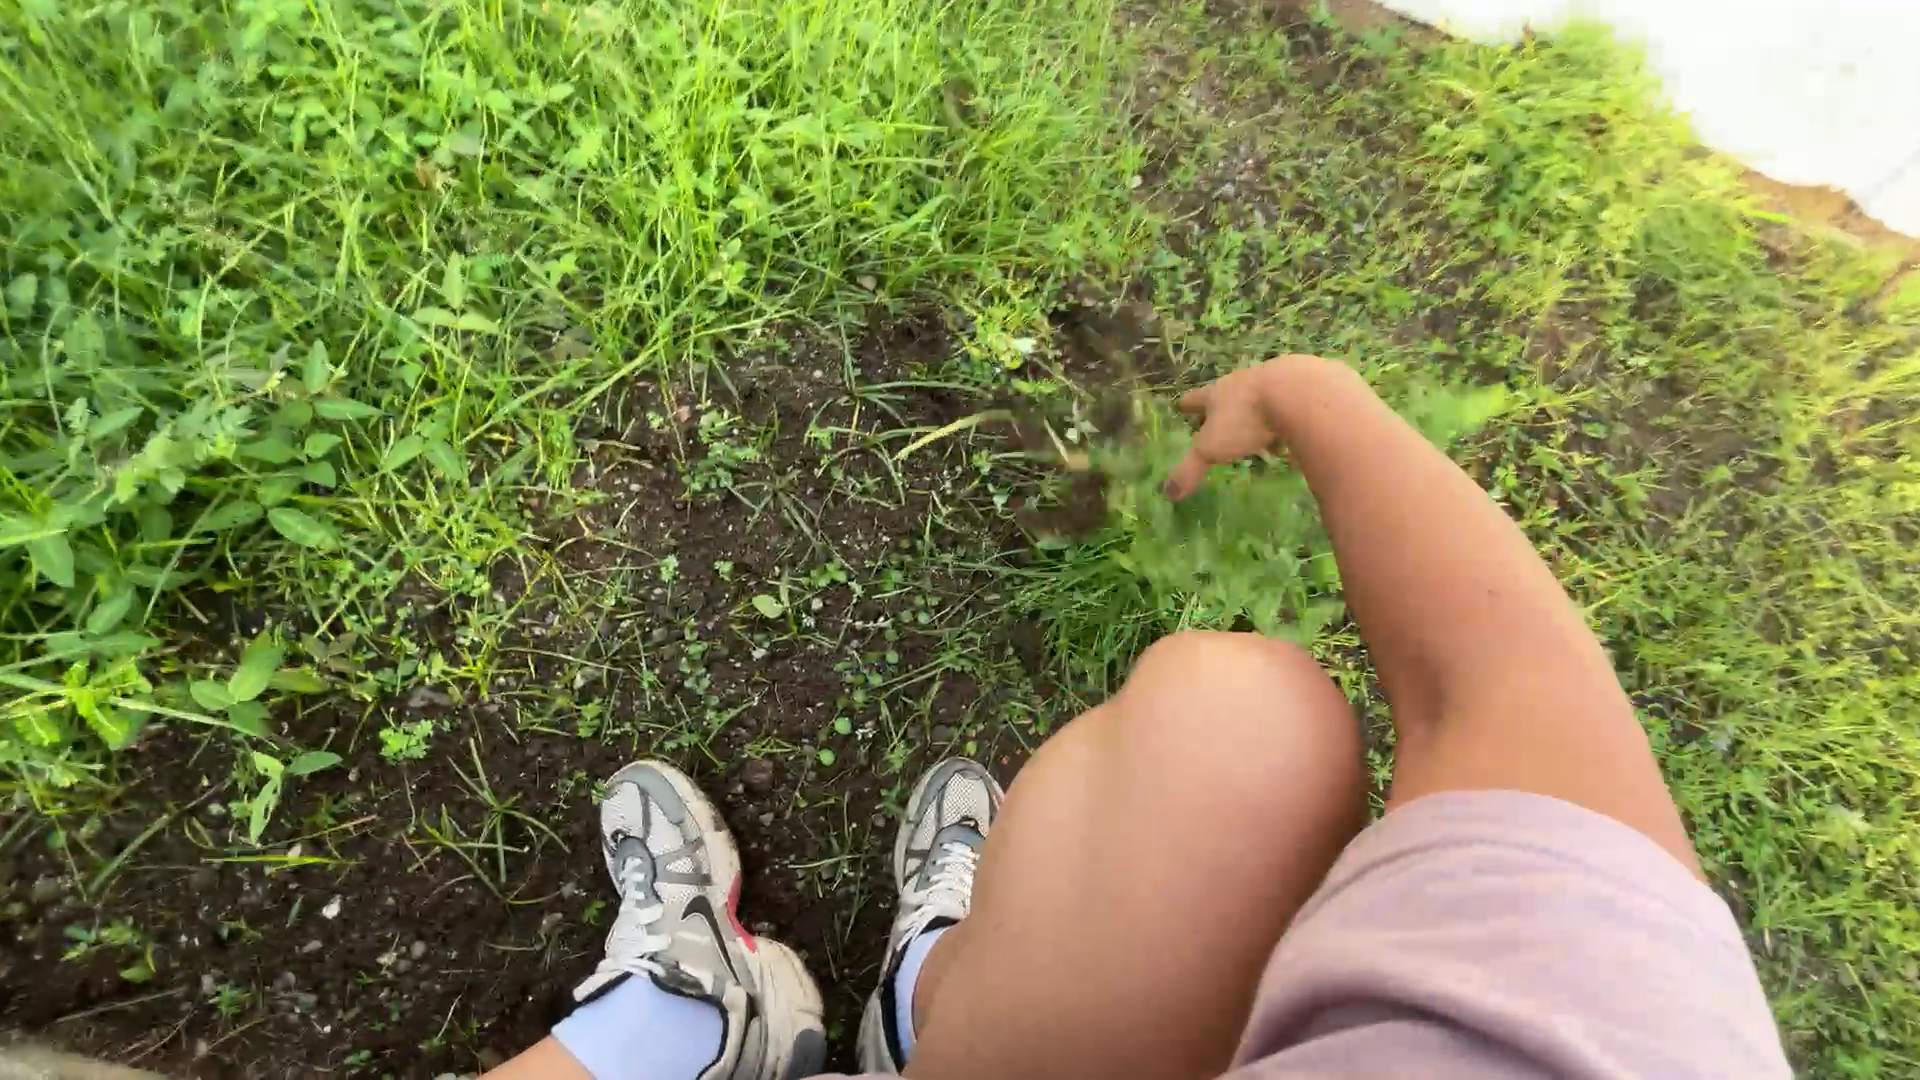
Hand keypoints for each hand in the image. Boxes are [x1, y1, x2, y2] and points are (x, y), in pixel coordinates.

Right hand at [1164, 355, 1320, 500]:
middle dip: (1228, 409)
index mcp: (1219, 393)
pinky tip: (1299, 431)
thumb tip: (1168, 493)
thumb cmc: (1247, 418)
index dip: (1188, 404)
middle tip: (1226, 422)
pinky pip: (1297, 406)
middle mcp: (1246, 382)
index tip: (1181, 404)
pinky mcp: (1310, 387)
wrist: (1301, 393)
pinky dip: (1293, 418)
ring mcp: (1280, 380)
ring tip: (1266, 432)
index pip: (1197, 399)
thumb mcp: (1211, 448)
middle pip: (1232, 395)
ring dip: (1262, 414)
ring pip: (1265, 399)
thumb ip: (1190, 470)